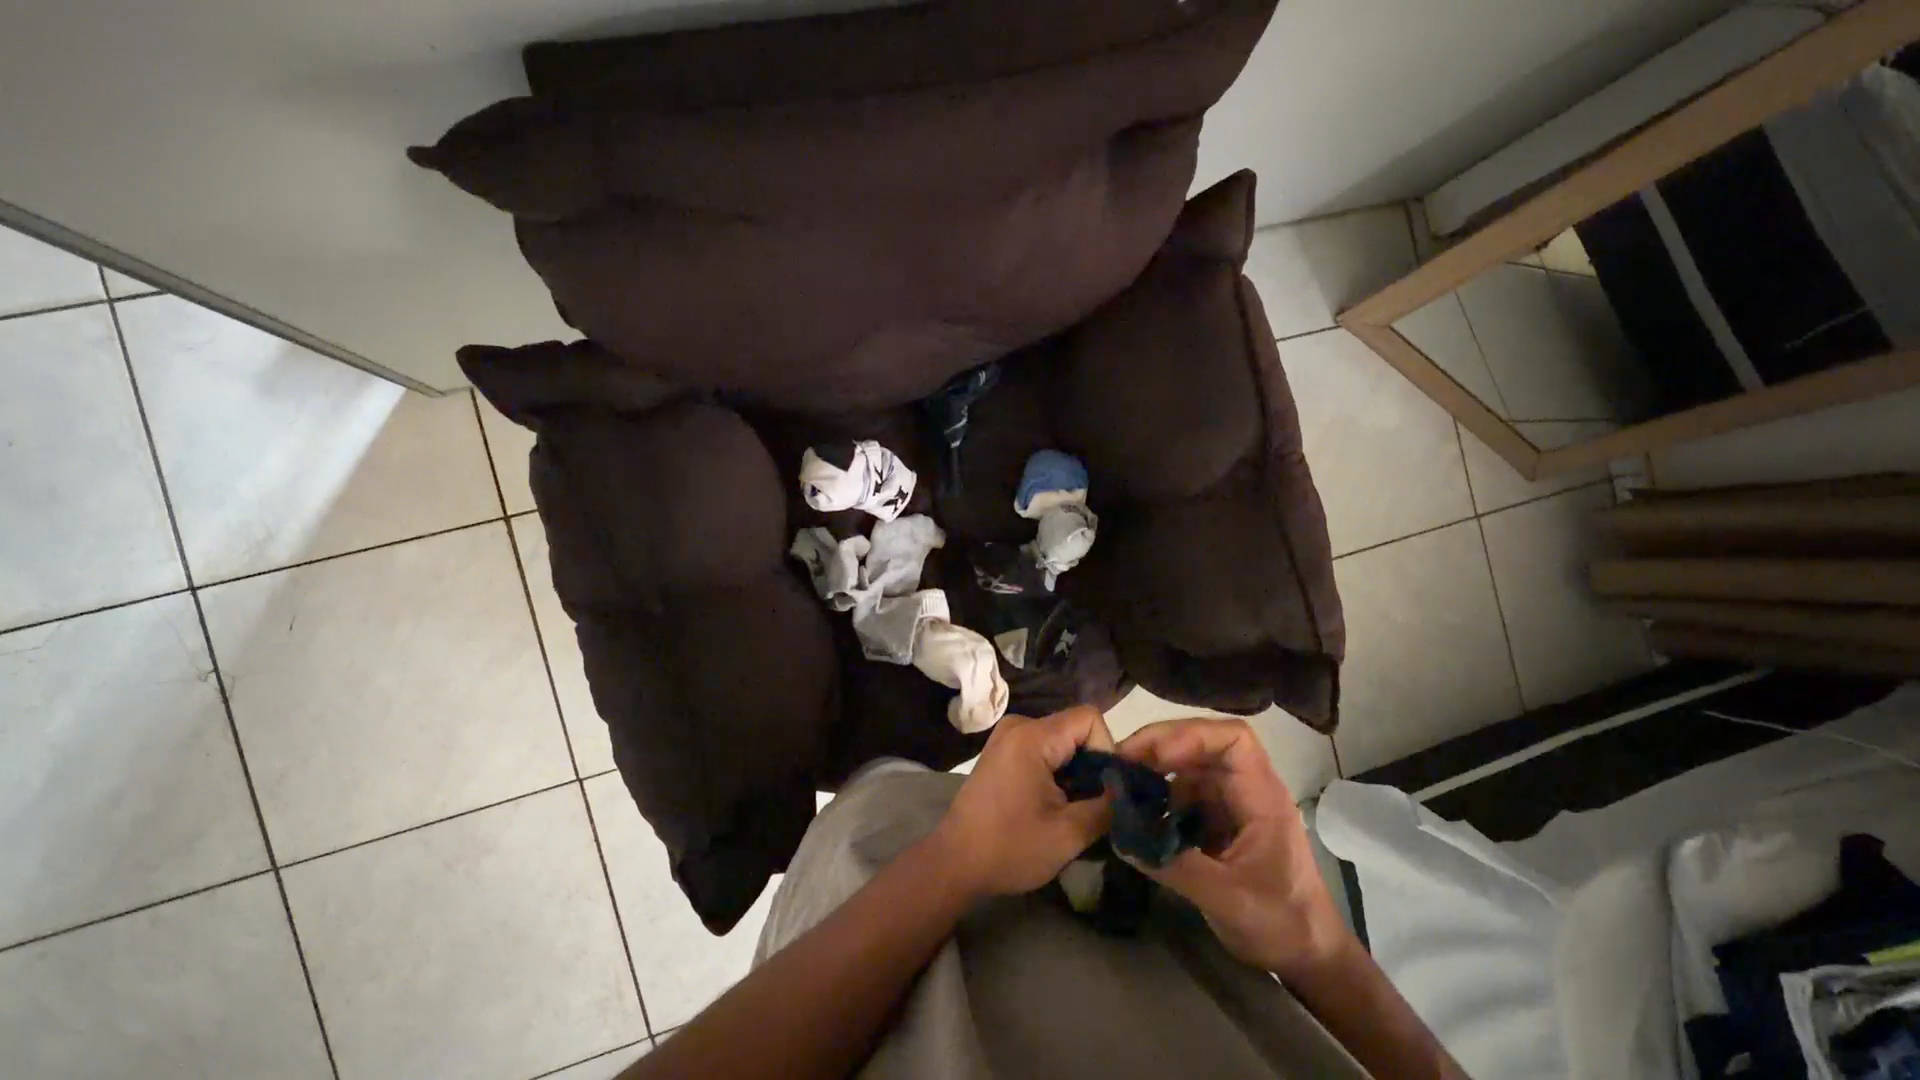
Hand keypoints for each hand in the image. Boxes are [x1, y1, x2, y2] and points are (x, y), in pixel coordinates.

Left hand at [929, 706, 1114, 900]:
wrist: (954, 864)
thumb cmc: (1010, 848)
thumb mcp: (1070, 833)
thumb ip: (1108, 806)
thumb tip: (1133, 791)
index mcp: (1032, 736)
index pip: (1090, 718)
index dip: (1107, 750)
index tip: (1103, 790)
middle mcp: (1018, 726)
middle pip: (1075, 729)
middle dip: (1092, 766)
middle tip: (1091, 807)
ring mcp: (1006, 739)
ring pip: (1061, 743)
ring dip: (1074, 774)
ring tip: (1071, 811)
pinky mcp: (1001, 755)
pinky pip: (1043, 751)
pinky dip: (1056, 775)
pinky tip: (1051, 807)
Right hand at [1116, 717, 1349, 975]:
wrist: (1309, 957)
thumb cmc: (1282, 924)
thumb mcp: (1226, 899)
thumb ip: (1174, 866)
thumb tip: (1121, 838)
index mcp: (1263, 798)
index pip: (1233, 739)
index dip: (1190, 736)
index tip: (1152, 756)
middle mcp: (1248, 792)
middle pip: (1204, 747)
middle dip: (1160, 748)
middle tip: (1119, 764)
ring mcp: (1234, 808)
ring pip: (1191, 771)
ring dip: (1156, 774)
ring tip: (1121, 790)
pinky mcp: (1220, 826)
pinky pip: (1185, 799)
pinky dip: (1159, 802)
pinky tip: (1137, 817)